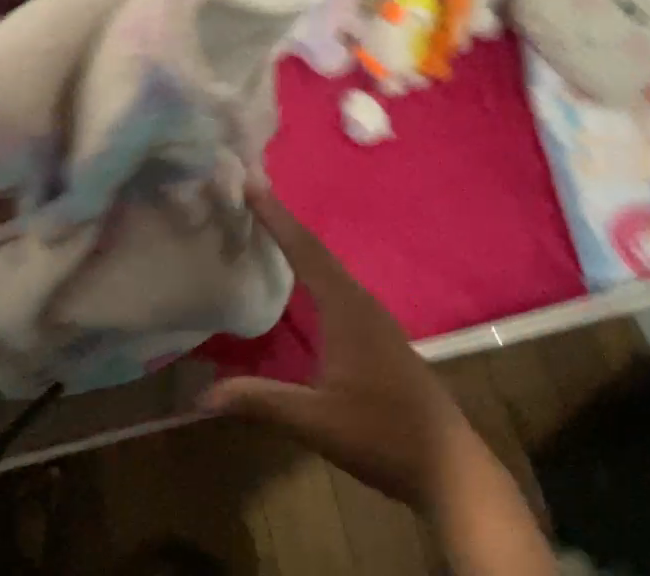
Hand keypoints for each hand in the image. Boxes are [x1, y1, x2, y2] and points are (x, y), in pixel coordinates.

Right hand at [199, 187, 478, 509]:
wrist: (447, 466)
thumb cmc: (382, 434)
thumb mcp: (316, 420)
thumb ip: (261, 402)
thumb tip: (203, 395)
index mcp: (348, 310)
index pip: (306, 252)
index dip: (277, 218)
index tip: (252, 183)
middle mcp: (362, 304)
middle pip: (317, 253)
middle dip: (284, 224)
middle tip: (251, 196)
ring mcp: (374, 320)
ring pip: (330, 271)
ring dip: (299, 247)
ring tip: (268, 228)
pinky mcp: (378, 338)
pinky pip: (338, 289)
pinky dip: (312, 273)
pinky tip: (300, 286)